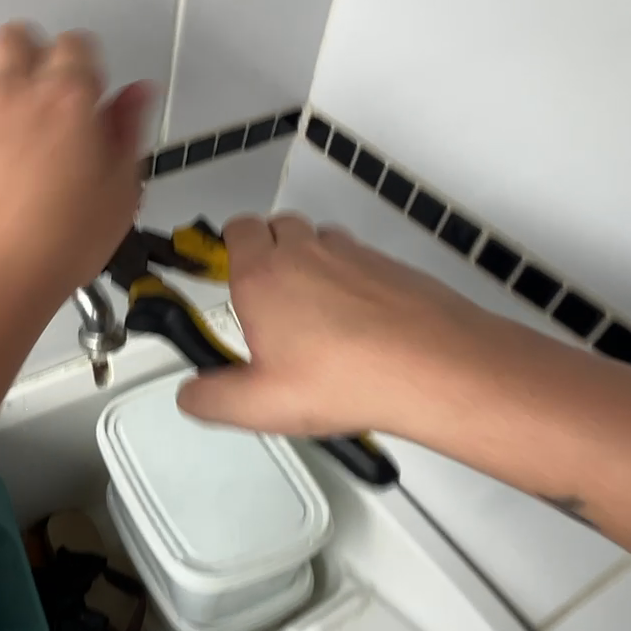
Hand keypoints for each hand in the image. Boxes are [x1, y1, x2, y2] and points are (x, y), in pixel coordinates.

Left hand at [0, 22, 150, 301]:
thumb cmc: (53, 245)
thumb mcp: (119, 193)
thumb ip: (126, 132)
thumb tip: (135, 95)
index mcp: (67, 95)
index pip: (77, 45)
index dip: (82, 69)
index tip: (82, 96)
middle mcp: (12, 87)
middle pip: (20, 38)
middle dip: (32, 59)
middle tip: (39, 102)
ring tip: (3, 126)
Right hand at [177, 213, 505, 438]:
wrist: (439, 370)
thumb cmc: (350, 378)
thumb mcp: (258, 405)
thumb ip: (209, 398)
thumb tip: (191, 394)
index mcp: (263, 276)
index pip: (236, 230)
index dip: (227, 247)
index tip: (224, 274)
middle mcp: (307, 253)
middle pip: (276, 226)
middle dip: (266, 251)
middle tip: (265, 297)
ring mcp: (354, 255)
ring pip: (319, 240)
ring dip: (308, 261)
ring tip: (311, 313)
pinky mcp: (392, 267)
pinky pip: (359, 260)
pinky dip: (349, 279)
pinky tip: (356, 324)